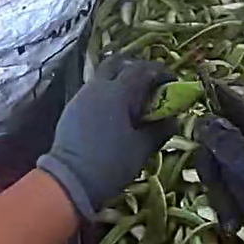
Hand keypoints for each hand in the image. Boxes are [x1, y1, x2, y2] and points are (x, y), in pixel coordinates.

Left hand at [37, 58, 173, 218]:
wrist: (69, 180)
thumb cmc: (110, 163)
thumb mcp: (142, 149)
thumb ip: (160, 130)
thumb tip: (175, 119)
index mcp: (117, 93)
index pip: (141, 70)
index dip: (158, 71)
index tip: (171, 79)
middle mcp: (97, 87)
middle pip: (117, 64)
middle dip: (135, 67)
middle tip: (150, 81)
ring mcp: (81, 96)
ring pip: (103, 76)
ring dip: (120, 80)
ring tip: (133, 98)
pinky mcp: (72, 108)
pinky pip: (93, 90)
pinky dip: (107, 92)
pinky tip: (114, 110)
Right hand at [195, 85, 243, 243]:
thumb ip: (235, 148)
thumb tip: (204, 120)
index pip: (236, 112)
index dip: (215, 107)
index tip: (195, 113)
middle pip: (218, 148)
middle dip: (214, 170)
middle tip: (215, 185)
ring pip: (218, 176)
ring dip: (221, 197)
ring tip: (234, 220)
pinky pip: (224, 198)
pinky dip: (225, 211)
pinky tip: (235, 226)